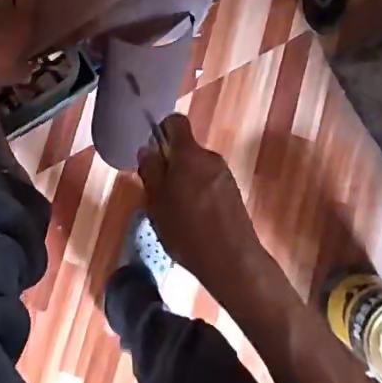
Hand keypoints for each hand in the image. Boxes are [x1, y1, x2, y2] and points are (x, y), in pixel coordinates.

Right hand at [136, 115, 282, 303]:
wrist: (232, 260)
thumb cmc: (186, 231)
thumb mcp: (156, 203)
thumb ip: (151, 172)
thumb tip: (147, 150)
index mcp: (189, 155)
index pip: (176, 122)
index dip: (161, 130)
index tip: (151, 153)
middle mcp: (210, 158)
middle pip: (186, 149)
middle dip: (170, 163)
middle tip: (157, 192)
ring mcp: (225, 175)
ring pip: (197, 168)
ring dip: (184, 180)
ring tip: (175, 211)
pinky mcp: (234, 192)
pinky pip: (209, 182)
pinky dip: (198, 193)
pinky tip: (193, 220)